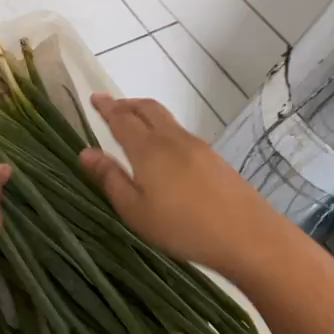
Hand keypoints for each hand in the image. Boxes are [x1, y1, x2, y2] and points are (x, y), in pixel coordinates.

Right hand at [79, 94, 290, 276]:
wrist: (248, 236)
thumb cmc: (182, 228)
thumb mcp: (135, 211)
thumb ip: (110, 178)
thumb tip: (86, 152)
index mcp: (148, 150)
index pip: (122, 119)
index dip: (106, 107)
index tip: (94, 97)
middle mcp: (172, 139)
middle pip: (147, 109)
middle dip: (127, 104)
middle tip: (110, 107)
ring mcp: (197, 146)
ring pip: (165, 119)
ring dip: (145, 115)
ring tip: (133, 125)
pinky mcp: (213, 158)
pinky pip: (179, 132)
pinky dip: (162, 129)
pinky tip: (161, 151)